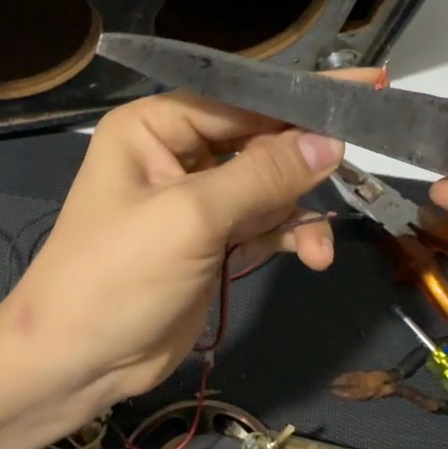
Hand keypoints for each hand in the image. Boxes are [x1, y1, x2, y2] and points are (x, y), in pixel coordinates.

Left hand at [0, 83, 359, 433]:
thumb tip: (330, 143)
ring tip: (319, 246)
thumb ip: (262, 176)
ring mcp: (195, 202)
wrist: (78, 362)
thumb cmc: (118, 276)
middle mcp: (175, 154)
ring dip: (300, 210)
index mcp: (154, 127)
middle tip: (362, 166)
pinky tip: (312, 257)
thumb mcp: (190, 218)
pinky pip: (265, 224)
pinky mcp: (212, 243)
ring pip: (270, 186)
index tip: (369, 86)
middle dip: (306, 160)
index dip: (301, 96)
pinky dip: (290, 236)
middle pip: (260, 140)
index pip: (239, 98)